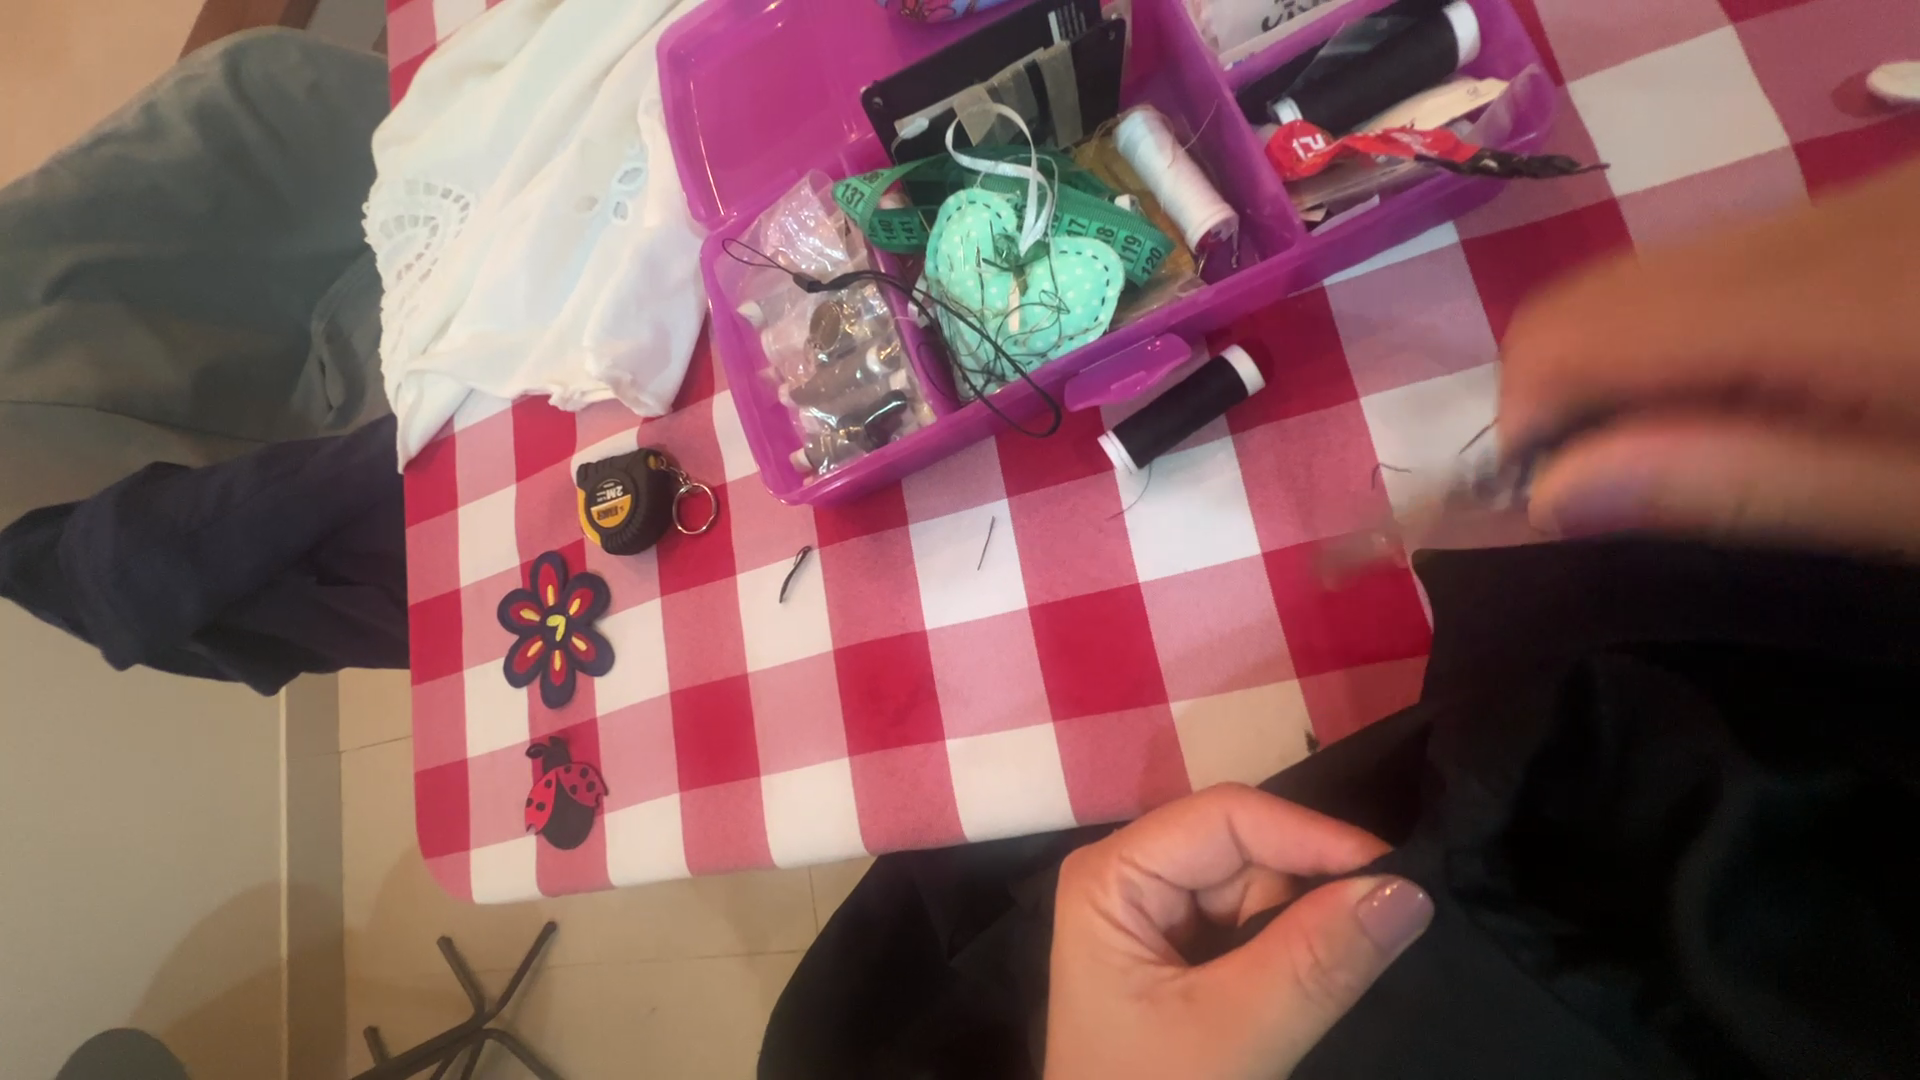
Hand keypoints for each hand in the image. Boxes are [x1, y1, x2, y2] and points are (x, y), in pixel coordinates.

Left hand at [1043, 784, 1433, 1079]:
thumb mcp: (1231, 1039)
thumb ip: (1314, 961)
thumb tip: (1405, 890)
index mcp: (1113, 872)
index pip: (1224, 817)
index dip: (1311, 835)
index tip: (1401, 878)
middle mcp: (1128, 871)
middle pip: (1240, 844)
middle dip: (1312, 881)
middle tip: (1394, 925)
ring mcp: (1151, 908)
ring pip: (1253, 882)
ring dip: (1306, 919)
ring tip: (1350, 963)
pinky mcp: (1176, 946)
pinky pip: (1249, 921)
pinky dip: (1291, 944)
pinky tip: (1318, 972)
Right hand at [1500, 155, 1919, 554]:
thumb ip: (1735, 485)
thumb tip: (1550, 494)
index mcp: (1833, 298)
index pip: (1568, 333)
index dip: (1523, 413)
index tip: (1552, 492)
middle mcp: (1826, 222)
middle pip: (1593, 298)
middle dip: (1564, 392)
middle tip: (1620, 475)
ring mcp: (1857, 200)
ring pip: (1646, 280)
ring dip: (1624, 365)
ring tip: (1700, 435)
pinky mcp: (1881, 203)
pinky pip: (1712, 266)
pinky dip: (1683, 335)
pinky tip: (1759, 382)